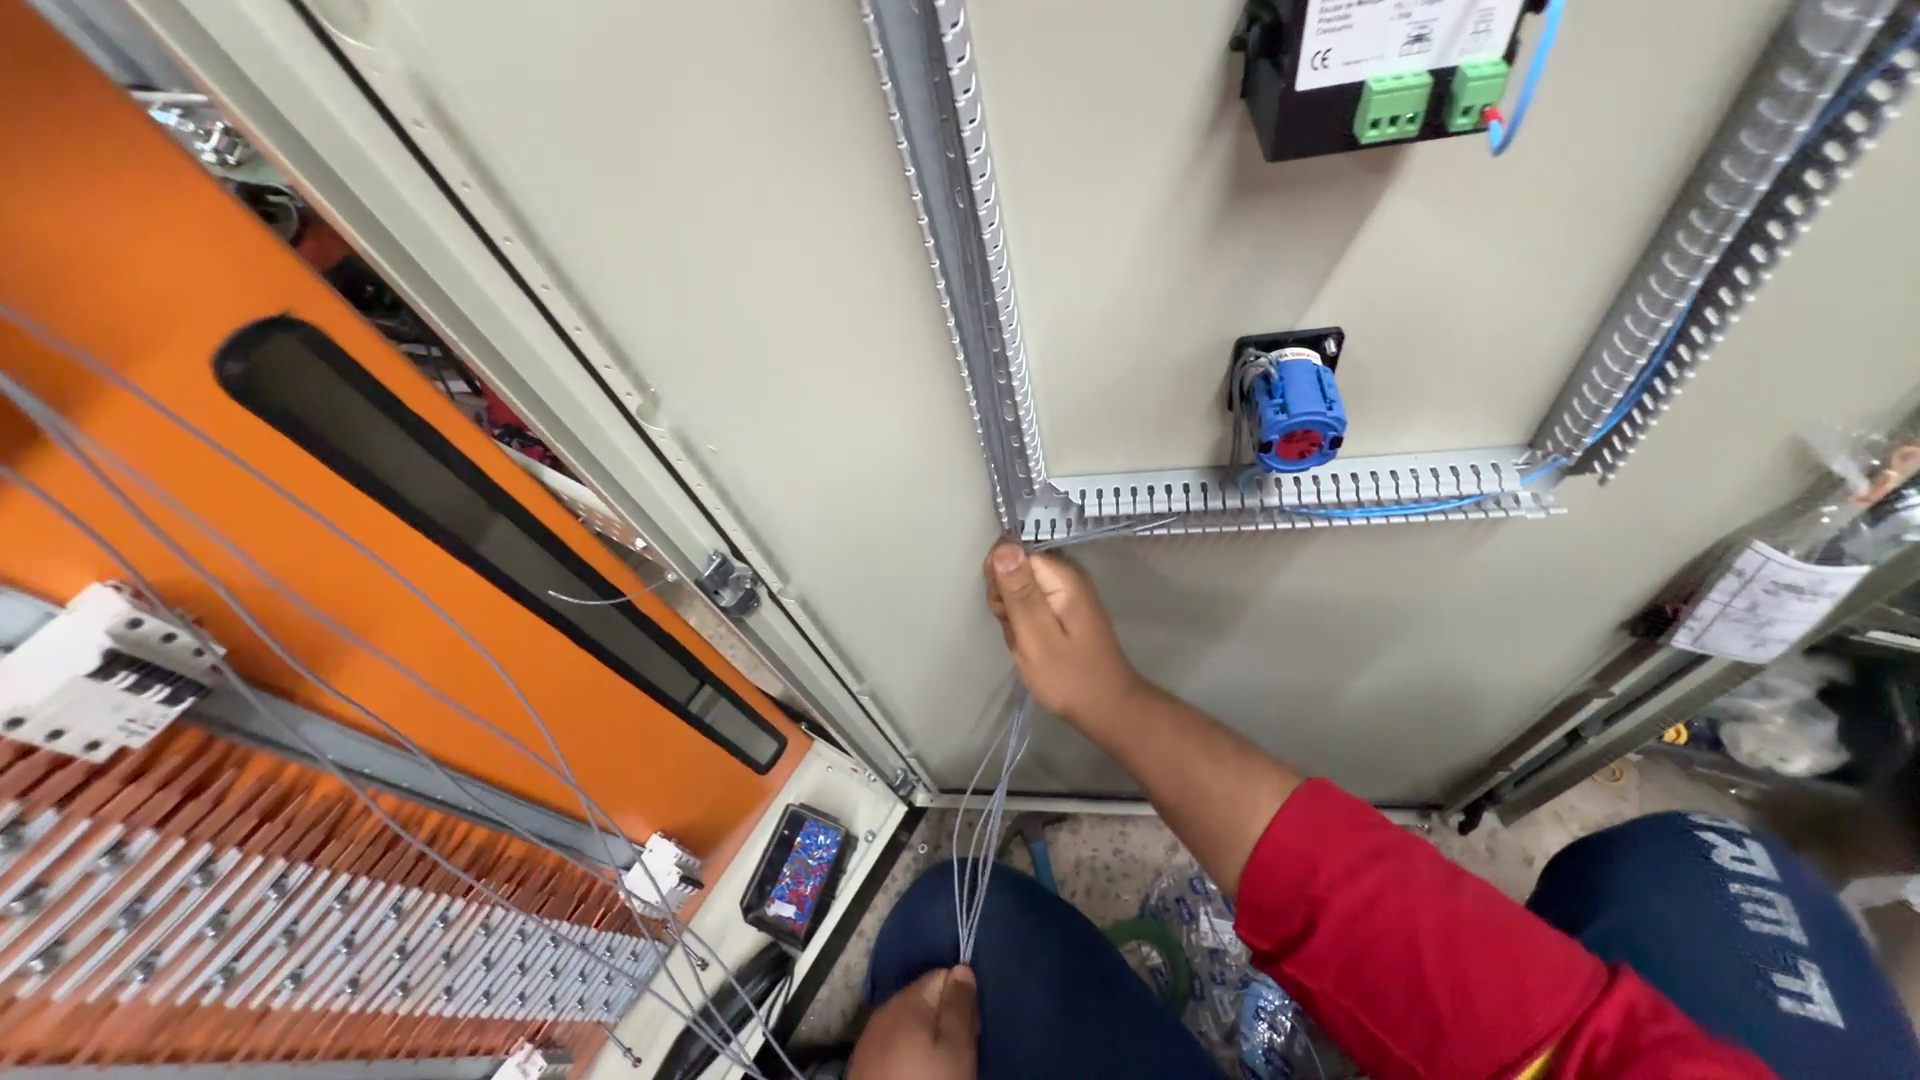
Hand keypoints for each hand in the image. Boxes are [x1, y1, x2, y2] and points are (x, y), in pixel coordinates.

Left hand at [848, 966, 977, 1079]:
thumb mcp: (956, 1049)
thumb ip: (960, 1006)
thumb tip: (961, 969)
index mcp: (906, 1000)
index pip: (941, 976)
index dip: (962, 999)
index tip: (972, 1028)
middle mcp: (883, 1011)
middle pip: (924, 1000)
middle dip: (944, 1020)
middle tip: (959, 1053)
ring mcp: (869, 1039)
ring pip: (908, 1025)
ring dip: (926, 1040)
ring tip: (939, 1069)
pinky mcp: (863, 1065)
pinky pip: (893, 1046)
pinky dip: (907, 1057)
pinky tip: (915, 1077)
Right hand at [983, 542, 1144, 724]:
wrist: (1106, 708)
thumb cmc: (1069, 677)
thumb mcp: (1035, 636)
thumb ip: (1019, 592)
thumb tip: (1004, 545)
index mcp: (1061, 577)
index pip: (1012, 554)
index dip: (1000, 581)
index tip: (1004, 612)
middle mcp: (1066, 577)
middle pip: (1015, 569)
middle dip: (1005, 600)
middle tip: (1019, 631)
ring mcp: (1066, 593)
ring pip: (1019, 590)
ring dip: (1013, 616)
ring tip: (1026, 641)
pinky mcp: (1063, 609)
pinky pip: (1030, 606)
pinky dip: (1024, 625)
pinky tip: (1032, 644)